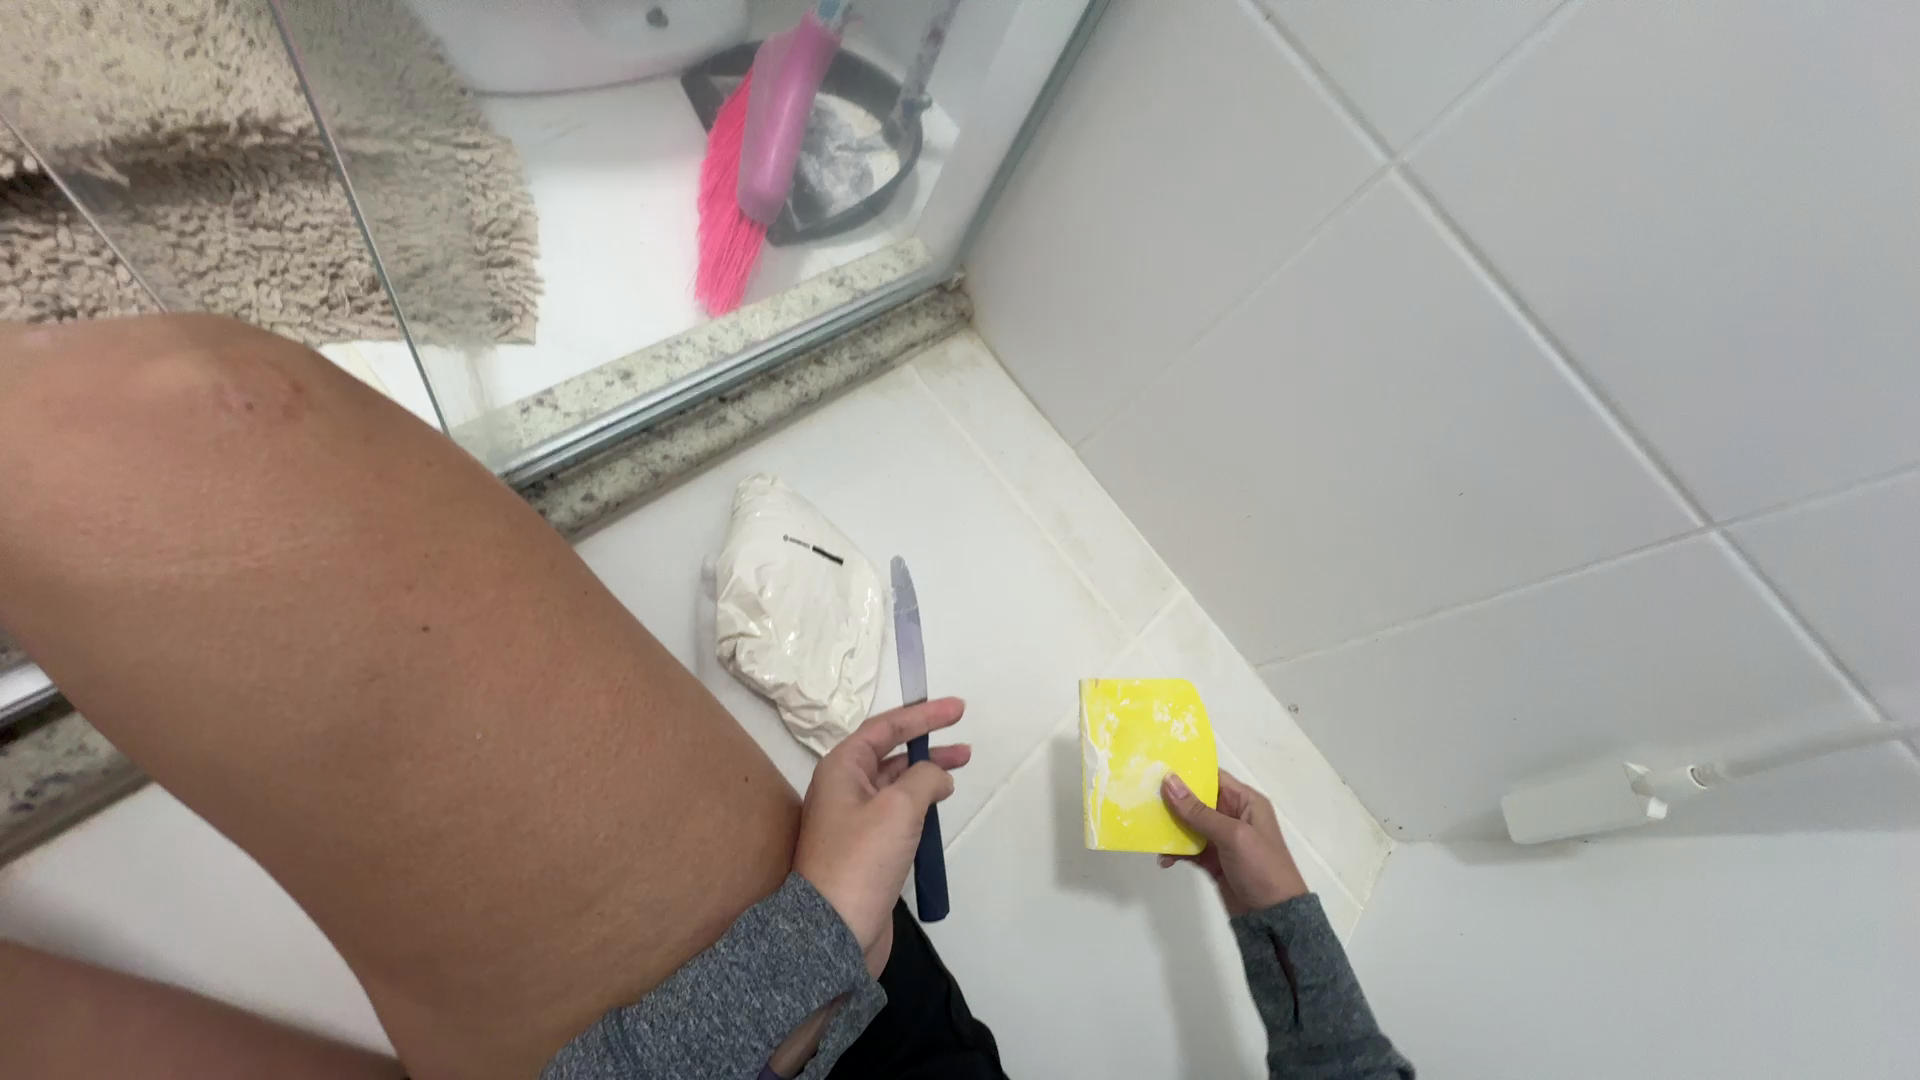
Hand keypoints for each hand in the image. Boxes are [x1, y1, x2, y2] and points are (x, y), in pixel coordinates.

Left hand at [794, 698, 969, 975]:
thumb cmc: (861, 859)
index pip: (886, 727)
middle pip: (891, 754)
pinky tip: (939, 806)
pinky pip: (897, 813)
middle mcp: (844, 788)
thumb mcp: (900, 807)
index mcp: (842, 768)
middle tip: (964, 743)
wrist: (832, 933)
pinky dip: (920, 803)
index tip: (957, 709)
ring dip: (927, 773)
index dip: (923, 715)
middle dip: (928, 744)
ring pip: (896, 784)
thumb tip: (938, 776)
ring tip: (959, 769)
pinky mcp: (866, 849)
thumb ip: (926, 778)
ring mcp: (854, 820)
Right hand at [1158, 768, 1308, 916]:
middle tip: (1143, 795)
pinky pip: (1187, 847)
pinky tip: (1163, 859)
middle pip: (1196, 799)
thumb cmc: (1262, 868)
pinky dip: (1175, 851)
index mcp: (1245, 801)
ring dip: (1170, 827)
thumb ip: (1198, 810)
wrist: (1275, 920)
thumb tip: (1168, 780)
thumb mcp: (1232, 835)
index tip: (1157, 765)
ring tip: (1148, 828)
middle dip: (1171, 798)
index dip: (1187, 771)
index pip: (1212, 777)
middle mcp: (1232, 815)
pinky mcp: (1212, 859)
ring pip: (1188, 823)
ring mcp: (1221, 838)